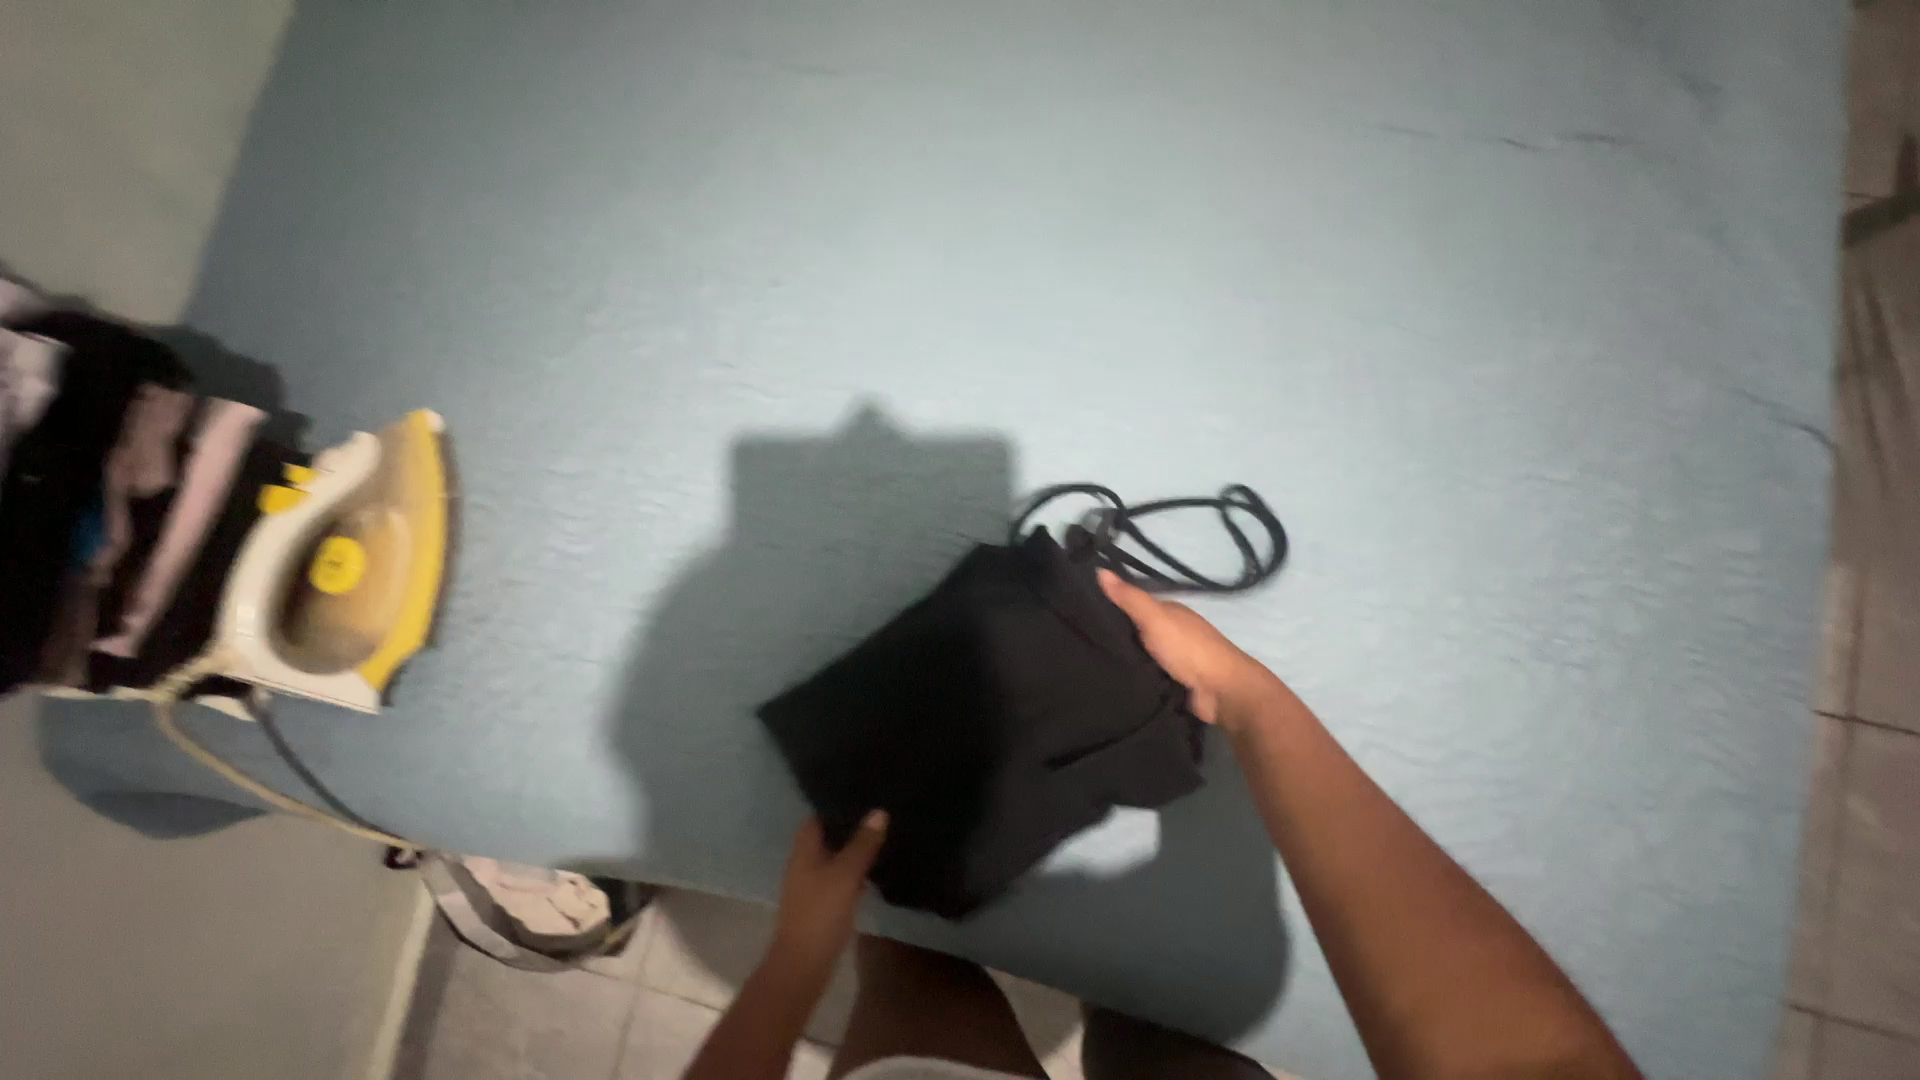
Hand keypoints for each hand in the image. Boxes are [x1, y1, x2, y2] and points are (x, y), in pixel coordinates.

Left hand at [769, 811, 887, 977]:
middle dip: (850, 825)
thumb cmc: (821, 913)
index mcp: (804, 849)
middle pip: (828, 836)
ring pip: (835, 857)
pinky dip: (854, 871)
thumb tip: (879, 812)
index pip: (819, 815)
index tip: (863, 792)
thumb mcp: (846, 874)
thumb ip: (862, 843)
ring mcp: (812, 884)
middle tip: (880, 810)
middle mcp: (804, 862)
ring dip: (854, 848)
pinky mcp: (822, 904)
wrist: (804, 965)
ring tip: (883, 833)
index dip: (837, 803)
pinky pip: (840, 878)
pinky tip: (875, 869)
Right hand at [1098, 568, 1280, 732]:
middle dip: (1113, 636)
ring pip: (1139, 655)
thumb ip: (1128, 598)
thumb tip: (1099, 570)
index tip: (1080, 614)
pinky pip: (1145, 676)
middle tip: (1076, 642)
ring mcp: (1174, 659)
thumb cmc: (1188, 648)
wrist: (1220, 691)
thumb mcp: (1154, 617)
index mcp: (1169, 612)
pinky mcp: (1173, 683)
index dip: (1109, 607)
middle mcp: (1172, 632)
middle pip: (1135, 631)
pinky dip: (1132, 678)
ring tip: (1086, 663)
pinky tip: (1109, 682)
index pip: (1133, 605)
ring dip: (1122, 660)